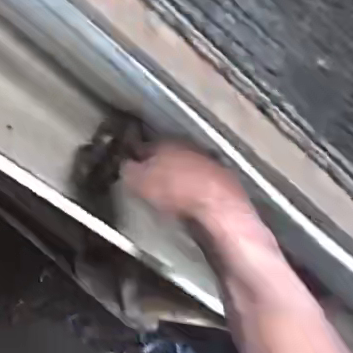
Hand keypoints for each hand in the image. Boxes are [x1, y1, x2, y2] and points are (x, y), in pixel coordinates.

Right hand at [120, 140, 260, 236]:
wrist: (221, 210)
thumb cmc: (174, 191)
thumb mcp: (136, 181)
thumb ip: (126, 169)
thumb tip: (124, 165)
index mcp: (165, 141)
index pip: (142, 144)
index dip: (134, 156)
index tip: (129, 167)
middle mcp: (189, 147)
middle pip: (167, 155)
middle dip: (159, 167)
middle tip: (148, 183)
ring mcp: (211, 164)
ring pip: (187, 168)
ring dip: (179, 179)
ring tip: (169, 197)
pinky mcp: (228, 184)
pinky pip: (204, 185)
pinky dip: (196, 192)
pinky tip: (190, 205)